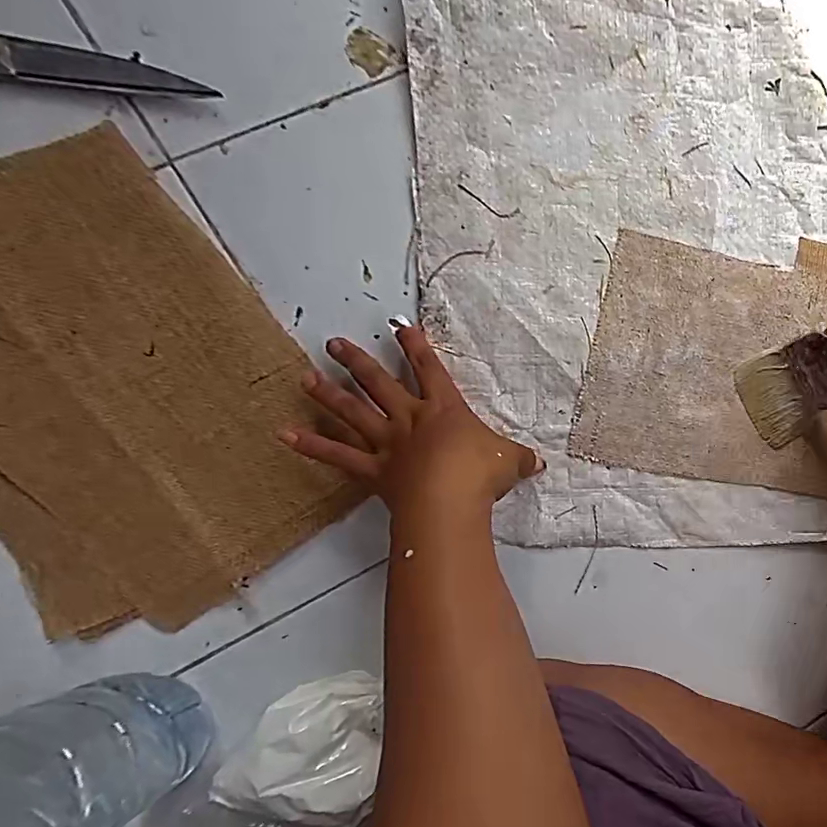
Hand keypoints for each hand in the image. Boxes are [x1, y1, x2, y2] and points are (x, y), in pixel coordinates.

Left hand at [281, 325, 542, 514]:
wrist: (449, 500)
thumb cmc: (479, 474)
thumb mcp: (510, 461)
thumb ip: (520, 459)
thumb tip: (540, 464)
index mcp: (444, 409)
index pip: (430, 369)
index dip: (416, 346)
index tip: (400, 326)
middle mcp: (410, 419)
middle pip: (380, 383)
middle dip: (358, 361)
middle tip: (335, 343)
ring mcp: (388, 443)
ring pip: (353, 413)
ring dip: (329, 395)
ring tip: (306, 377)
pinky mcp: (373, 470)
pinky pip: (338, 456)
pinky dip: (312, 446)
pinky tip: (286, 435)